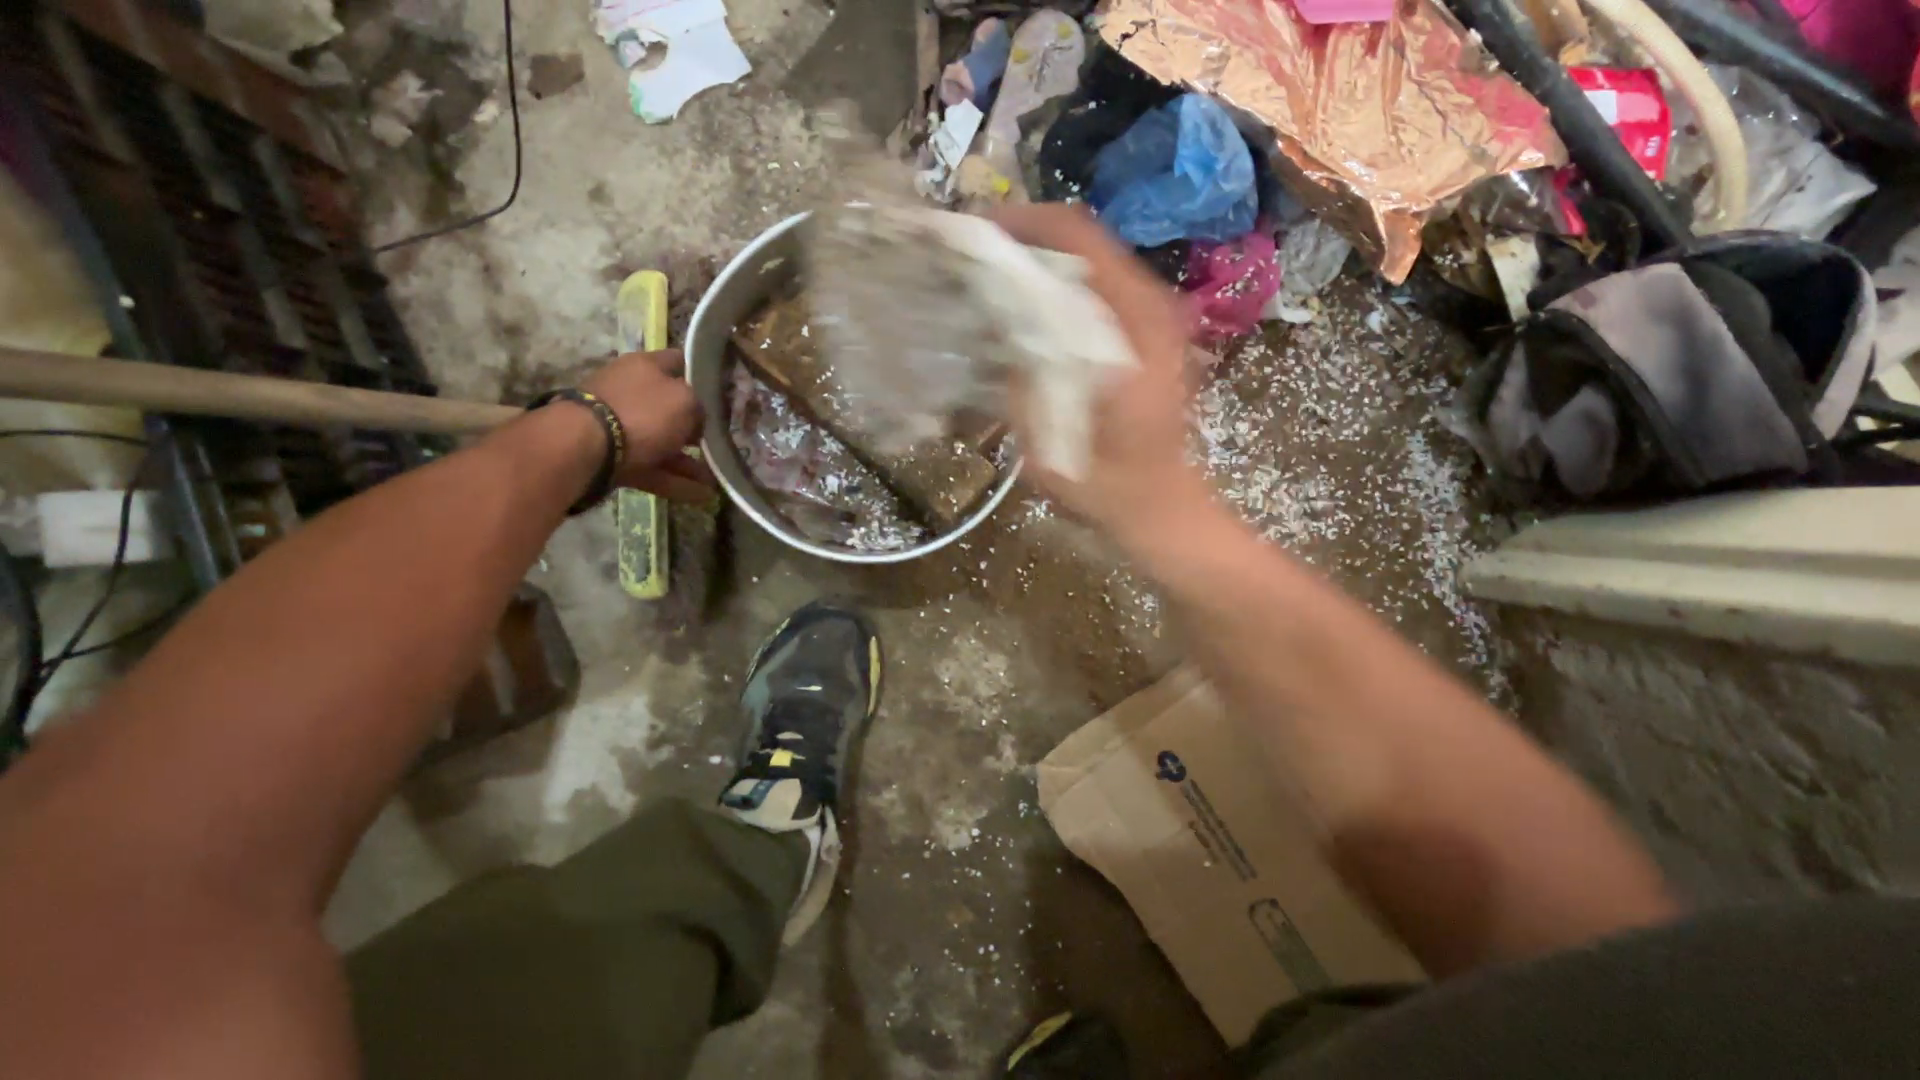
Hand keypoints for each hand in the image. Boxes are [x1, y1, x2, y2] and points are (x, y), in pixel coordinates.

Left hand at [581, 349, 713, 502]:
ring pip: (663, 443)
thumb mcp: (685, 401)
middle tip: (722, 443)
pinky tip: (702, 495)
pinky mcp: (615, 457)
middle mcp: (632, 392)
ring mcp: (620, 426)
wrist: (585, 447)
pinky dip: (676, 481)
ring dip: (690, 462)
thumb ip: (699, 406)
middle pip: (671, 408)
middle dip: (697, 428)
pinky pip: (653, 468)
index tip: (723, 393)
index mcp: (646, 366)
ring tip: (716, 480)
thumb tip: (698, 419)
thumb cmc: (642, 413)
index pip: (680, 362)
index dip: (702, 375)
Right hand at [988, 204, 1217, 546]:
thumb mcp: (1049, 434)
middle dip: (1027, 241)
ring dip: (1042, 264)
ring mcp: (1156, 319)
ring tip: (993, 279)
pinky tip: (1027, 312)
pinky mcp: (1149, 337)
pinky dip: (1061, 290)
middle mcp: (1152, 306)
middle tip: (976, 255)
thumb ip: (1023, 372)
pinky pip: (1099, 291)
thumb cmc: (1107, 483)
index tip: (975, 233)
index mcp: (1134, 321)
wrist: (1161, 509)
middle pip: (1085, 242)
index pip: (1078, 237)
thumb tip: (998, 316)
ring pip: (1091, 264)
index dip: (1023, 223)